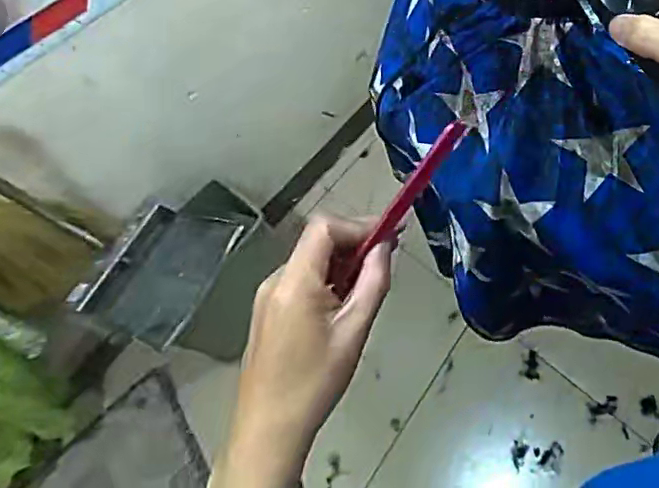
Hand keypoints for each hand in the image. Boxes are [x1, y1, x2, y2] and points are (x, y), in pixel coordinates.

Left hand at [213, 215, 392, 487]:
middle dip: (356, 242)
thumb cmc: (314, 383)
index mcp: (293, 283)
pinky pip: (304, 277)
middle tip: (386, 260)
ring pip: (313, 258)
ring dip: (344, 262)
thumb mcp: (355, 329)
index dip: (361, 223)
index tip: (391, 235)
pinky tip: (344, 304)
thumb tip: (385, 244)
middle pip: (320, 240)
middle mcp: (275, 282)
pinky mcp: (268, 312)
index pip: (326, 226)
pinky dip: (329, 278)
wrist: (267, 435)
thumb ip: (374, 279)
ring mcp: (267, 297)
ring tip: (367, 287)